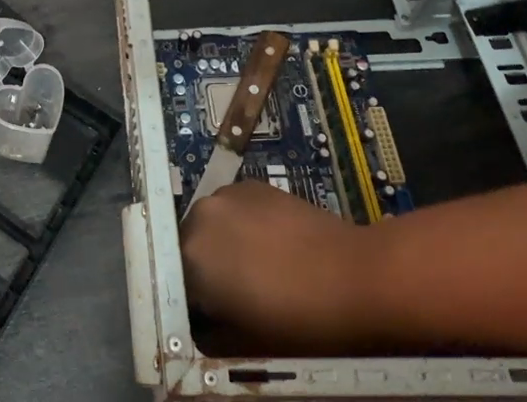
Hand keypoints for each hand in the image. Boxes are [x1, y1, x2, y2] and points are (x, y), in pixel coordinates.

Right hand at [180, 181, 377, 354]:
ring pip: (211, 224)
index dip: (189, 301)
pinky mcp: (253, 184)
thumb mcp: (245, 342)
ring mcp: (226, 194)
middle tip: (232, 293)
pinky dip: (242, 224)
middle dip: (202, 266)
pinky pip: (234, 208)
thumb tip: (201, 327)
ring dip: (221, 242)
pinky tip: (271, 245)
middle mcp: (199, 216)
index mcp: (189, 257)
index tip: (210, 316)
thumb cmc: (298, 319)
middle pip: (187, 245)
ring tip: (255, 266)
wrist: (356, 277)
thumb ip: (210, 334)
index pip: (170, 281)